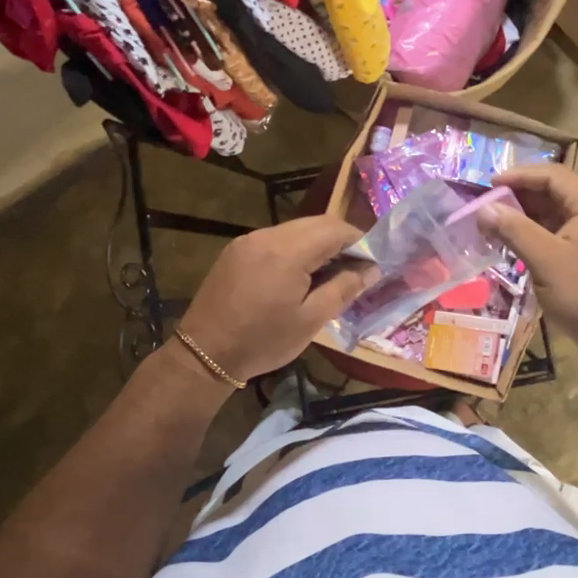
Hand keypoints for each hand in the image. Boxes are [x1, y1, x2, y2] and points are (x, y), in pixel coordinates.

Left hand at [174, 215, 376, 382]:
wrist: (204, 354)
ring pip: (296, 230)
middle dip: (341, 240)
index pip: (335, 228)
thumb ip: (344, 289)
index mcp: (288, 251)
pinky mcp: (236, 251)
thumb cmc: (263, 341)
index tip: (374, 261)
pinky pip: (276, 240)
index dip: (360, 240)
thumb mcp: (311, 320)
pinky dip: (296, 249)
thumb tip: (371, 270)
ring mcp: (249, 241)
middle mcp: (267, 235)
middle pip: (316, 223)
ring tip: (331, 274)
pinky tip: (301, 275)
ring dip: (318, 244)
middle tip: (357, 268)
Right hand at [481, 165, 577, 352]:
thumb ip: (515, 230)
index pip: (555, 176)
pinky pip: (568, 233)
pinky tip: (522, 245)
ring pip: (562, 214)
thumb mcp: (545, 261)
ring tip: (500, 225)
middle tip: (491, 206)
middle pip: (559, 193)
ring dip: (531, 216)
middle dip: (523, 196)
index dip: (520, 176)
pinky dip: (543, 233)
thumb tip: (484, 208)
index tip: (490, 184)